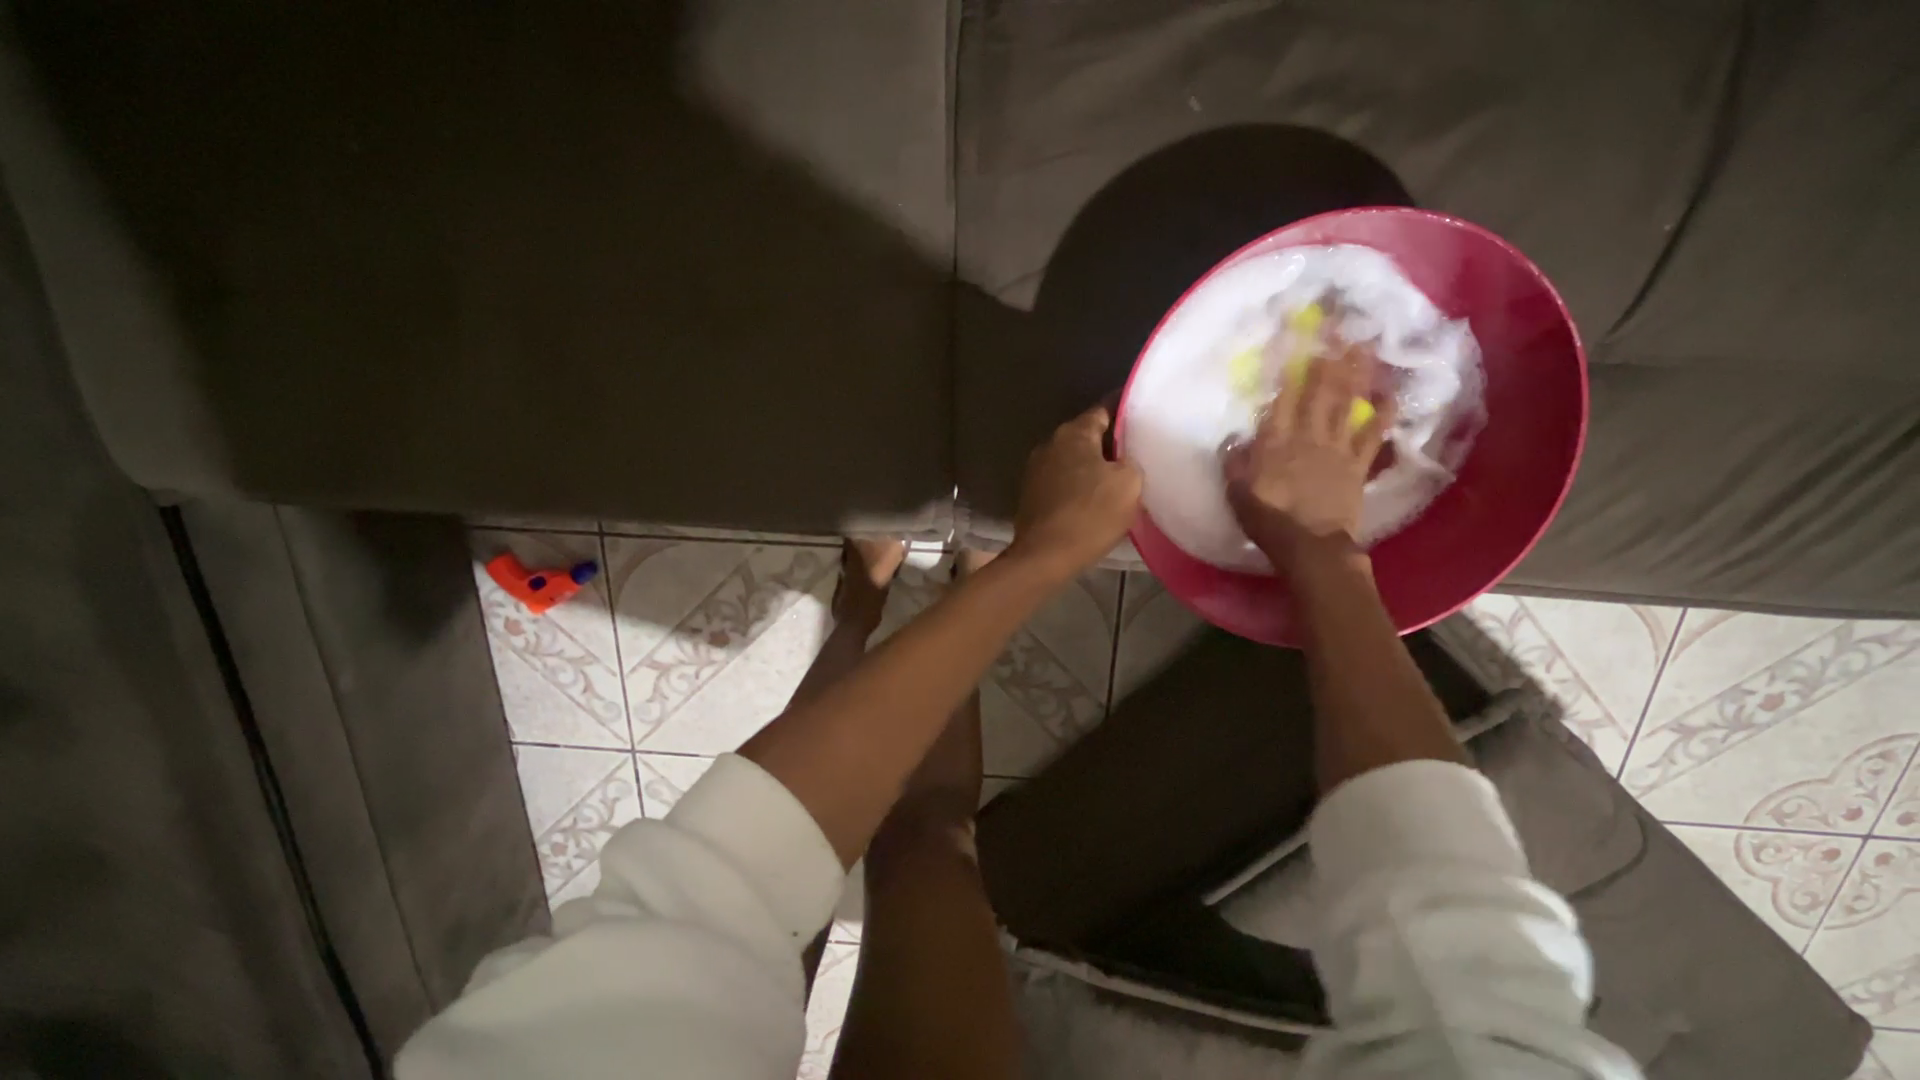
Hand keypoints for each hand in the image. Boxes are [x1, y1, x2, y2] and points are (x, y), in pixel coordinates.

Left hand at [1010, 406, 1142, 576]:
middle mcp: (1050, 444)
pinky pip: (1062, 482)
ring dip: (1092, 467)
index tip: (1143, 417)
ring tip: (1117, 479)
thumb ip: (1131, 461)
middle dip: (1109, 443)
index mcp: (1073, 433)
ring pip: (1073, 460)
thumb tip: (1123, 461)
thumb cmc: (1091, 515)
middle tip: (1136, 453)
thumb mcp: (1129, 483)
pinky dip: (1078, 486)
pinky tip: (1094, 499)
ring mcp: (1036, 470)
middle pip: (1086, 436)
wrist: (1045, 557)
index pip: (1103, 410)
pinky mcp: (1031, 495)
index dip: (1124, 412)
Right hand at [1223, 346, 1392, 564]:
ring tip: (1362, 348)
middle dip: (1328, 359)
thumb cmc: (1268, 520)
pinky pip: (1372, 435)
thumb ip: (1235, 464)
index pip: (1283, 396)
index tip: (1297, 341)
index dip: (1290, 368)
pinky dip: (1382, 415)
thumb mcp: (1238, 493)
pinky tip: (1390, 395)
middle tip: (1339, 329)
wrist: (1309, 546)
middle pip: (1320, 391)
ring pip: (1346, 404)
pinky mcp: (1357, 465)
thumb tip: (1235, 440)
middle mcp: (1308, 436)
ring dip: (1355, 375)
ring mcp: (1336, 448)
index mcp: (1276, 441)